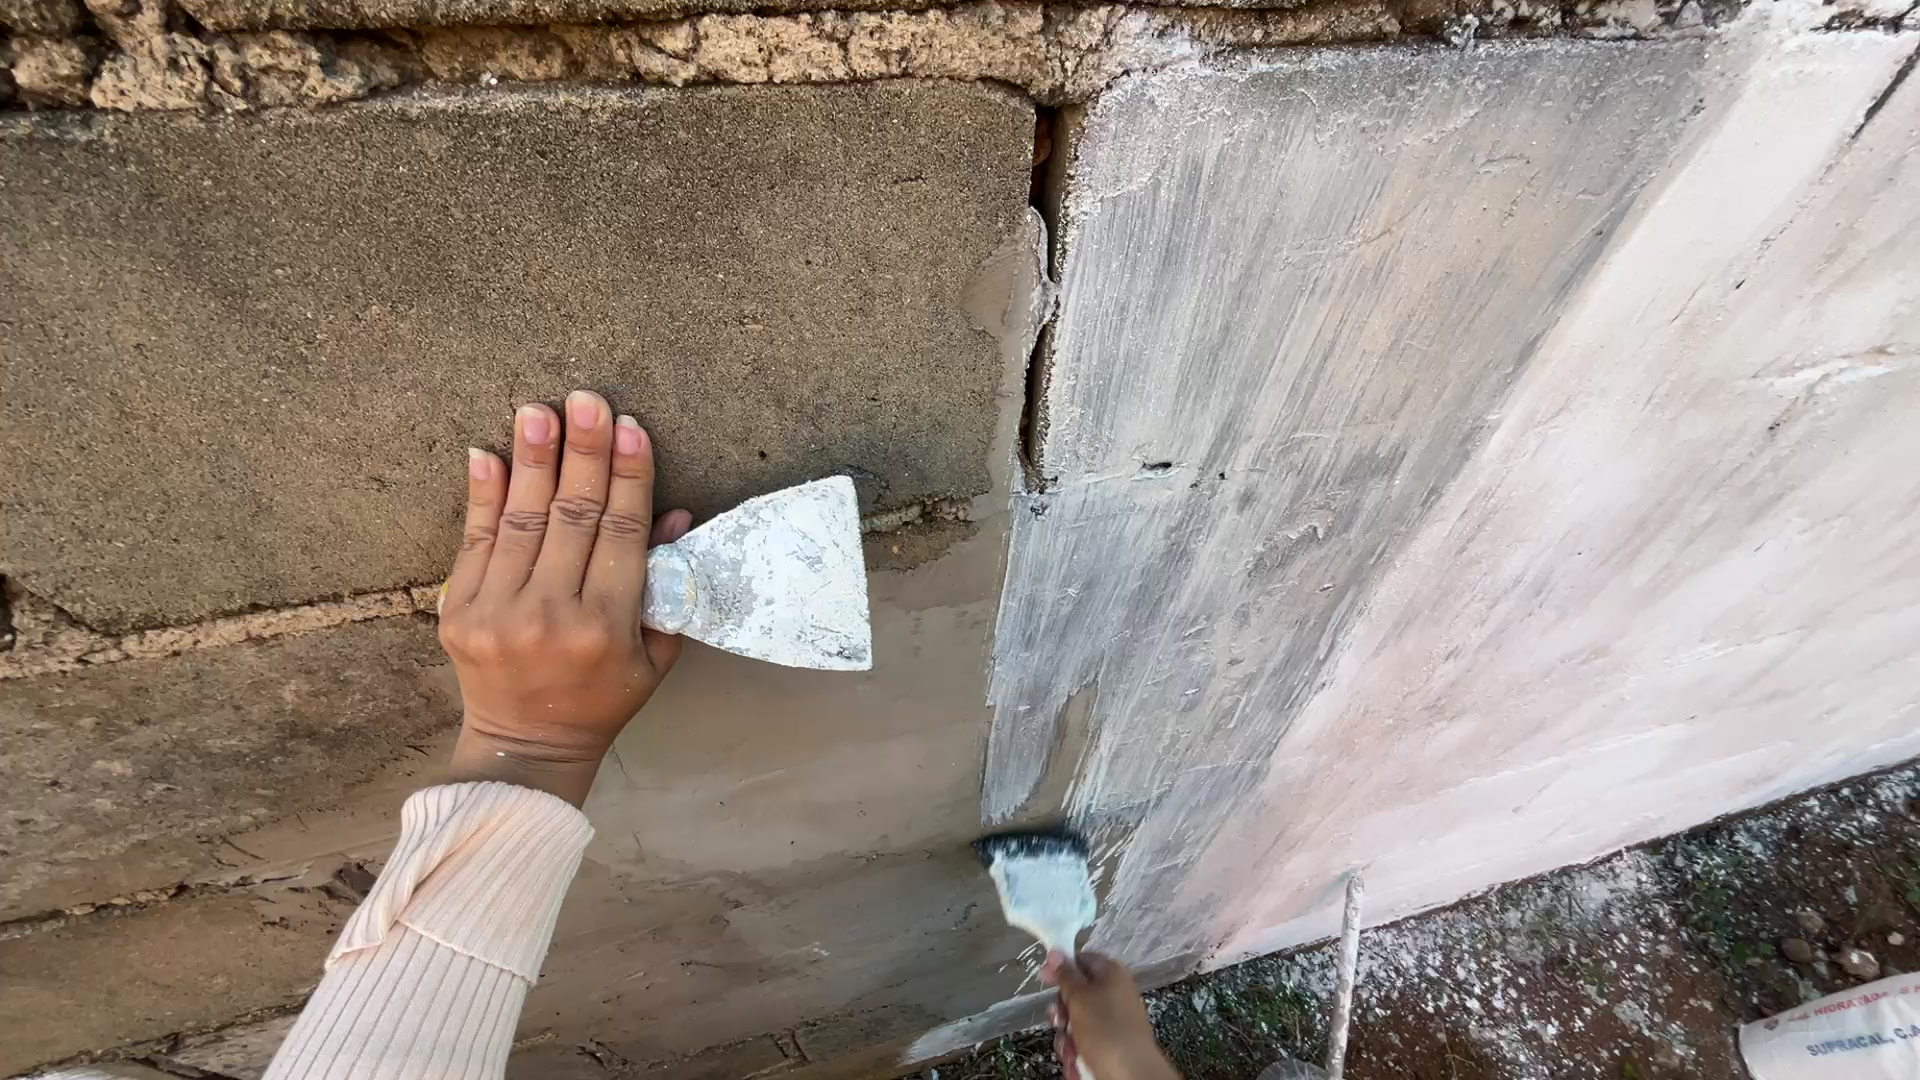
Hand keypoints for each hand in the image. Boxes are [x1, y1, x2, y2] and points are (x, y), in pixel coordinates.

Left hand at [438, 390, 693, 805]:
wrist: (525, 746)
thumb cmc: (605, 698)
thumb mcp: (655, 655)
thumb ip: (668, 588)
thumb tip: (674, 515)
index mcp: (607, 627)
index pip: (622, 535)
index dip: (630, 478)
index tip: (632, 429)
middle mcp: (552, 614)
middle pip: (573, 517)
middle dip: (583, 453)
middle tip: (586, 400)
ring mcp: (497, 611)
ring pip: (521, 520)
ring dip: (532, 460)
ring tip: (537, 410)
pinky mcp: (457, 612)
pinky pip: (472, 542)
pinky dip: (480, 494)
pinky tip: (486, 453)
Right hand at [1043, 951, 1181, 1079]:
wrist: (1133, 1077)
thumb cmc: (1105, 1029)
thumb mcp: (1080, 997)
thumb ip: (1065, 975)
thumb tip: (1055, 951)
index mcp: (1111, 974)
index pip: (1082, 960)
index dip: (1061, 966)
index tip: (1044, 977)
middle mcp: (1112, 995)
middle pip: (1076, 994)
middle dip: (1062, 1011)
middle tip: (1059, 1021)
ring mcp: (1111, 1022)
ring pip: (1076, 1022)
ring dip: (1066, 1037)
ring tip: (1070, 1050)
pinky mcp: (1109, 1046)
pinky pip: (1084, 1043)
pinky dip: (1076, 1053)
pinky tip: (1076, 1062)